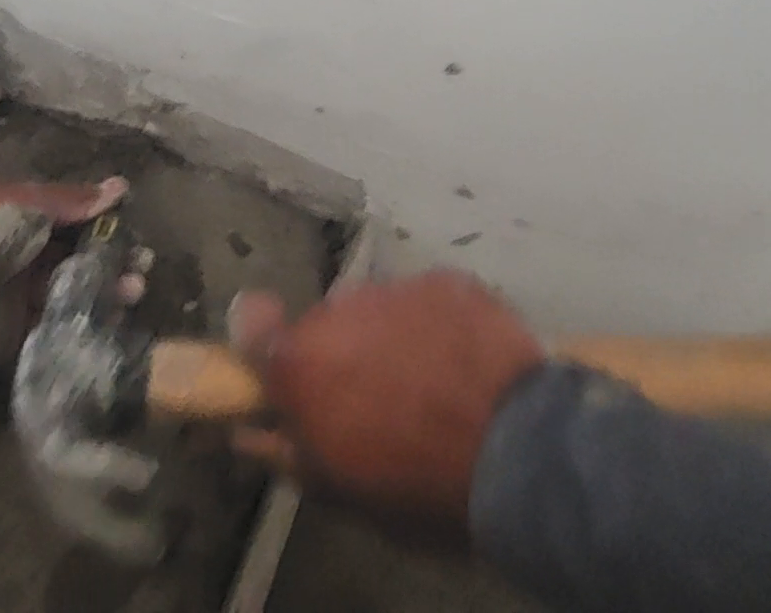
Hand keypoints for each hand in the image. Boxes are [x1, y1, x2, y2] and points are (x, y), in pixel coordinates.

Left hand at [0, 177, 126, 362]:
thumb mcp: (22, 204)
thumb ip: (69, 200)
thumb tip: (119, 187)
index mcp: (17, 211)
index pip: (68, 212)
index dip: (100, 218)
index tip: (132, 225)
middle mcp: (23, 248)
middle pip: (76, 251)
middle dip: (110, 255)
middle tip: (141, 263)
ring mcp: (22, 289)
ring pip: (75, 285)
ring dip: (106, 286)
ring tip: (133, 290)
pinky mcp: (22, 325)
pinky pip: (62, 317)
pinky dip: (88, 315)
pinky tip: (115, 314)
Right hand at [229, 270, 543, 536]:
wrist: (522, 456)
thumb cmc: (419, 485)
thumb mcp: (342, 490)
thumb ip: (286, 451)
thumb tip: (248, 431)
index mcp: (300, 362)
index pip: (250, 322)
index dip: (259, 335)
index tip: (277, 356)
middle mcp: (337, 311)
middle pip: (324, 324)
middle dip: (340, 354)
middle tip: (377, 396)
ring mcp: (394, 289)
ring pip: (376, 310)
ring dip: (388, 336)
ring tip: (431, 380)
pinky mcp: (446, 281)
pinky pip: (426, 300)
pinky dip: (436, 324)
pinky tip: (465, 360)